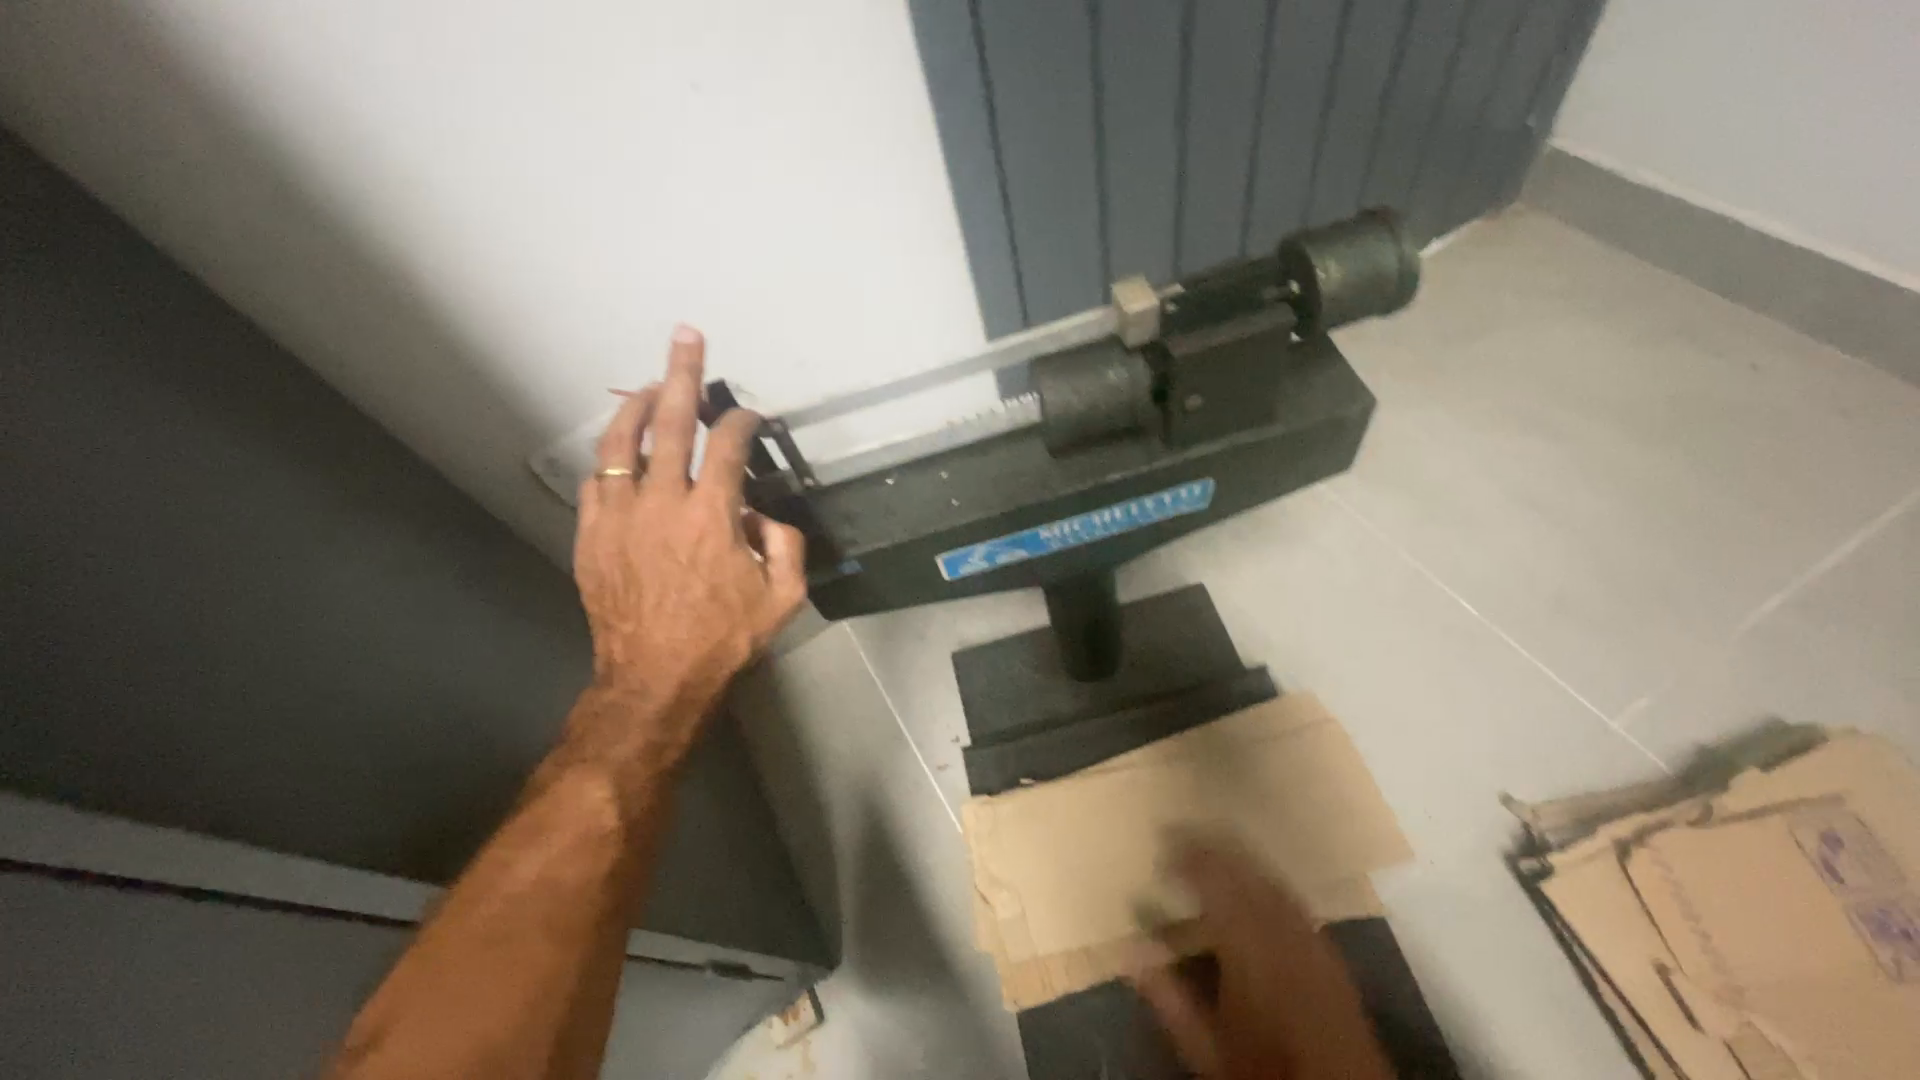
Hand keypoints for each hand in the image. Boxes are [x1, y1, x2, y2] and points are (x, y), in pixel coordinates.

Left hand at [570, 325, 807, 748]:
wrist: (654, 678)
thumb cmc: (723, 639)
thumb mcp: (784, 598)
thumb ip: (787, 545)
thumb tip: (764, 515)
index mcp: (713, 515)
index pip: (730, 445)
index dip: (744, 420)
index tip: (752, 416)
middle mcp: (663, 502)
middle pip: (671, 422)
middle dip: (682, 375)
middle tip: (686, 337)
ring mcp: (620, 516)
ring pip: (620, 441)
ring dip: (636, 407)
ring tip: (649, 388)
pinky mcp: (591, 535)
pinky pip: (595, 480)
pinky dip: (611, 459)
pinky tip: (622, 454)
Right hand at [1132, 836, 1393, 1079]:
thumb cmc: (1262, 1064)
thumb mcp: (1205, 1041)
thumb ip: (1166, 994)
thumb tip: (1131, 948)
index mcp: (1247, 944)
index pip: (1214, 880)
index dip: (1188, 853)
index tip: (1162, 838)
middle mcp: (1281, 927)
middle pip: (1244, 868)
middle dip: (1211, 844)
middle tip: (1180, 831)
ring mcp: (1309, 932)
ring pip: (1269, 875)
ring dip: (1239, 854)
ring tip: (1211, 843)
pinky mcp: (1327, 945)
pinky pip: (1290, 893)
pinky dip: (1265, 876)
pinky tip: (1253, 879)